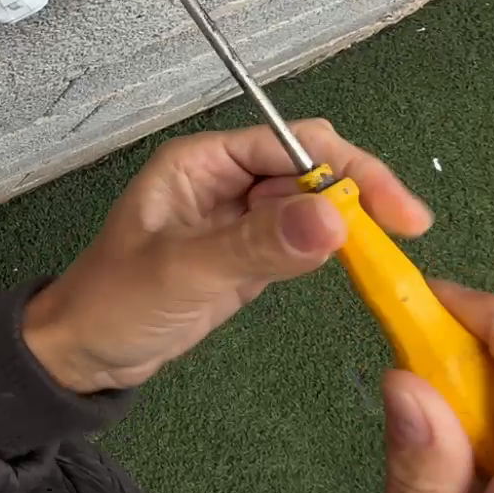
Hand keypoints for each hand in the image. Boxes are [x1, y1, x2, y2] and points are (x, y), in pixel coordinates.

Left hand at [22, 121, 431, 392]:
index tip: (397, 210)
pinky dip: (332, 246)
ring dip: (349, 219)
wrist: (89, 349)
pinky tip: (359, 263)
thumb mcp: (182, 271)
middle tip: (404, 234)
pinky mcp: (248, 252)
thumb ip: (254, 245)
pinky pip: (300, 237)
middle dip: (355, 190)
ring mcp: (237, 216)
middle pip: (306, 165)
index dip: (345, 167)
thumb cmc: (115, 299)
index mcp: (198, 162)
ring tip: (390, 253)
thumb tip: (335, 218)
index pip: (285, 142)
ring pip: (309, 201)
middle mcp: (221, 179)